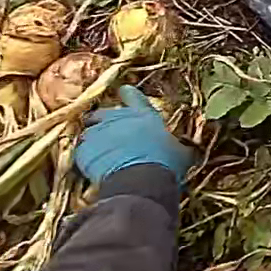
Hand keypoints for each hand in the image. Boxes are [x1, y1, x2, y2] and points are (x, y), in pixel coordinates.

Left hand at [76, 85, 192, 186]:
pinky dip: (85, 157)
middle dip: (102, 119)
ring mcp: (99, 133)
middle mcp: (119, 118)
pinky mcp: (84, 151)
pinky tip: (91, 167)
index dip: (128, 94)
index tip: (124, 91)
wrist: (142, 179)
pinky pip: (80, 151)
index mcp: (145, 115)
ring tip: (97, 152)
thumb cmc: (166, 163)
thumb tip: (189, 148)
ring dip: (93, 139)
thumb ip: (178, 146)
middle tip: (106, 130)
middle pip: (103, 113)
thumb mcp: (181, 152)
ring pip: (89, 132)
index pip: (134, 97)